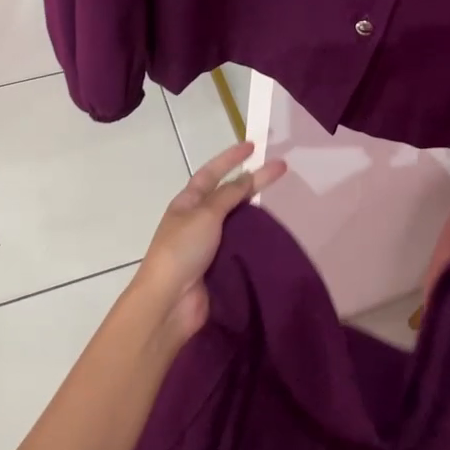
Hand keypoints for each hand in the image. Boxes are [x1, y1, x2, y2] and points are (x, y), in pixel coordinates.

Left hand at [133, 141, 287, 343]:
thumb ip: (228, 195)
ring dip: (254, 211)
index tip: (254, 147)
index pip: (212, 172)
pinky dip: (254, 238)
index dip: (231, 158)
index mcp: (187, 202)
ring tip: (280, 200)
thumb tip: (247, 178)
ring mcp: (207, 244)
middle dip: (251, 182)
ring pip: (236, 220)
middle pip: (228, 194)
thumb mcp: (205, 214)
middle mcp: (197, 219)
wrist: (170, 302)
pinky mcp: (218, 266)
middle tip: (280, 170)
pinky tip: (271, 234)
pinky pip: (240, 245)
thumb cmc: (182, 250)